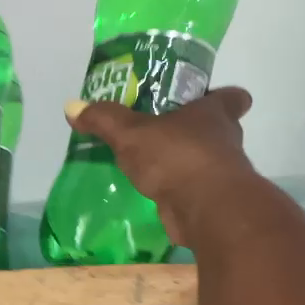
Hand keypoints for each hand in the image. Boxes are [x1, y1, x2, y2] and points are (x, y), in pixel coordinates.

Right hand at [65, 86, 256, 246]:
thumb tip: (72, 106)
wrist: (205, 208)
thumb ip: (103, 119)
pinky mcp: (209, 198)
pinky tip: (150, 189)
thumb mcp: (130, 133)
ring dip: (180, 160)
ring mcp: (219, 171)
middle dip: (190, 130)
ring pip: (202, 158)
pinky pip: (190, 186)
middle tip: (158, 132)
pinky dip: (174, 187)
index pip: (232, 97)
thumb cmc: (176, 156)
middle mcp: (224, 138)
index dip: (219, 96)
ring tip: (147, 164)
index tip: (199, 100)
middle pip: (216, 128)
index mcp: (214, 113)